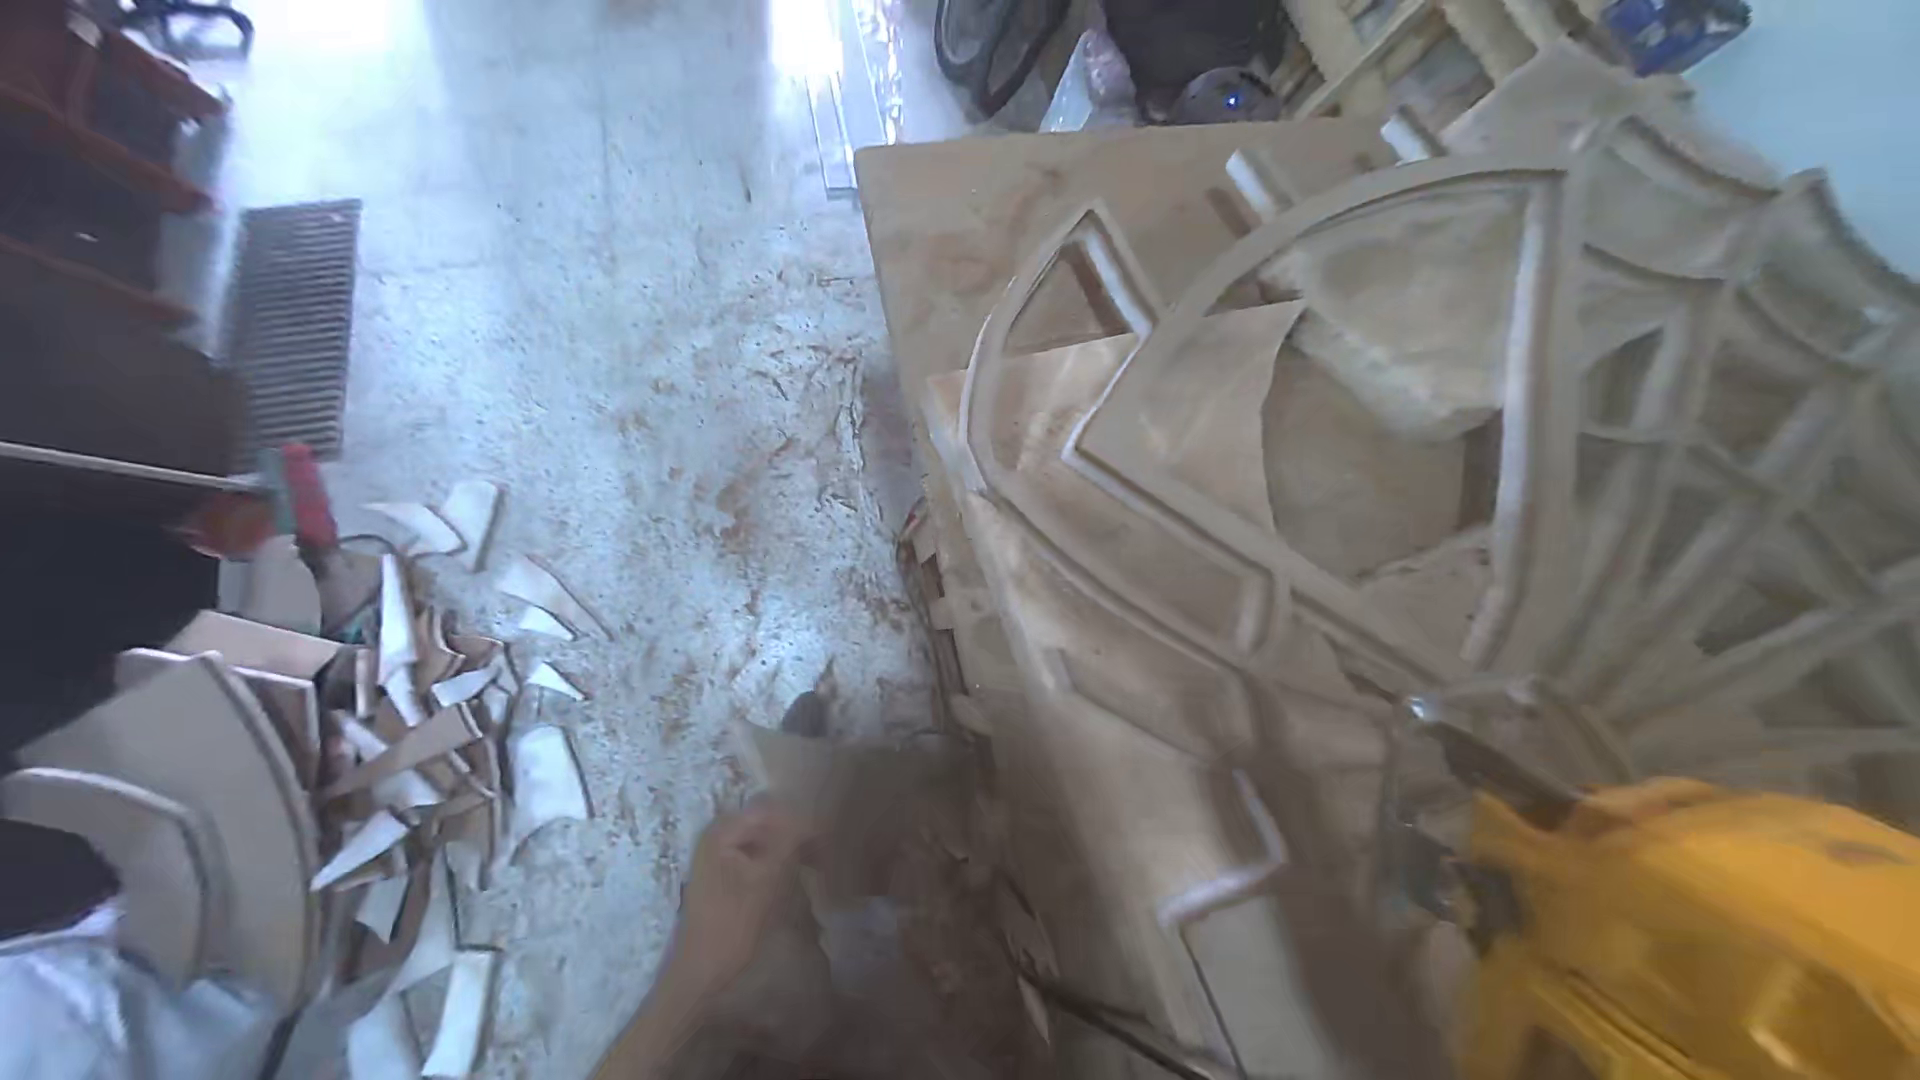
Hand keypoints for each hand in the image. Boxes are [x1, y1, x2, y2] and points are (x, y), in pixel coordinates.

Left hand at [662, 796, 812, 1000]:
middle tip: (824, 850)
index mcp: (722, 831)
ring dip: (790, 846)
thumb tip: (814, 816)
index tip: (825, 837)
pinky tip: (796, 871)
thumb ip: (789, 841)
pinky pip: (757, 853)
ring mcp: (718, 854)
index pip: (771, 809)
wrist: (700, 974)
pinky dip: (777, 858)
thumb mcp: (767, 880)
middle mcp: (717, 835)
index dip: (800, 820)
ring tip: (816, 861)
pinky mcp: (724, 873)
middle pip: (767, 821)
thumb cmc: (732, 926)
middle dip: (796, 832)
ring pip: (764, 838)